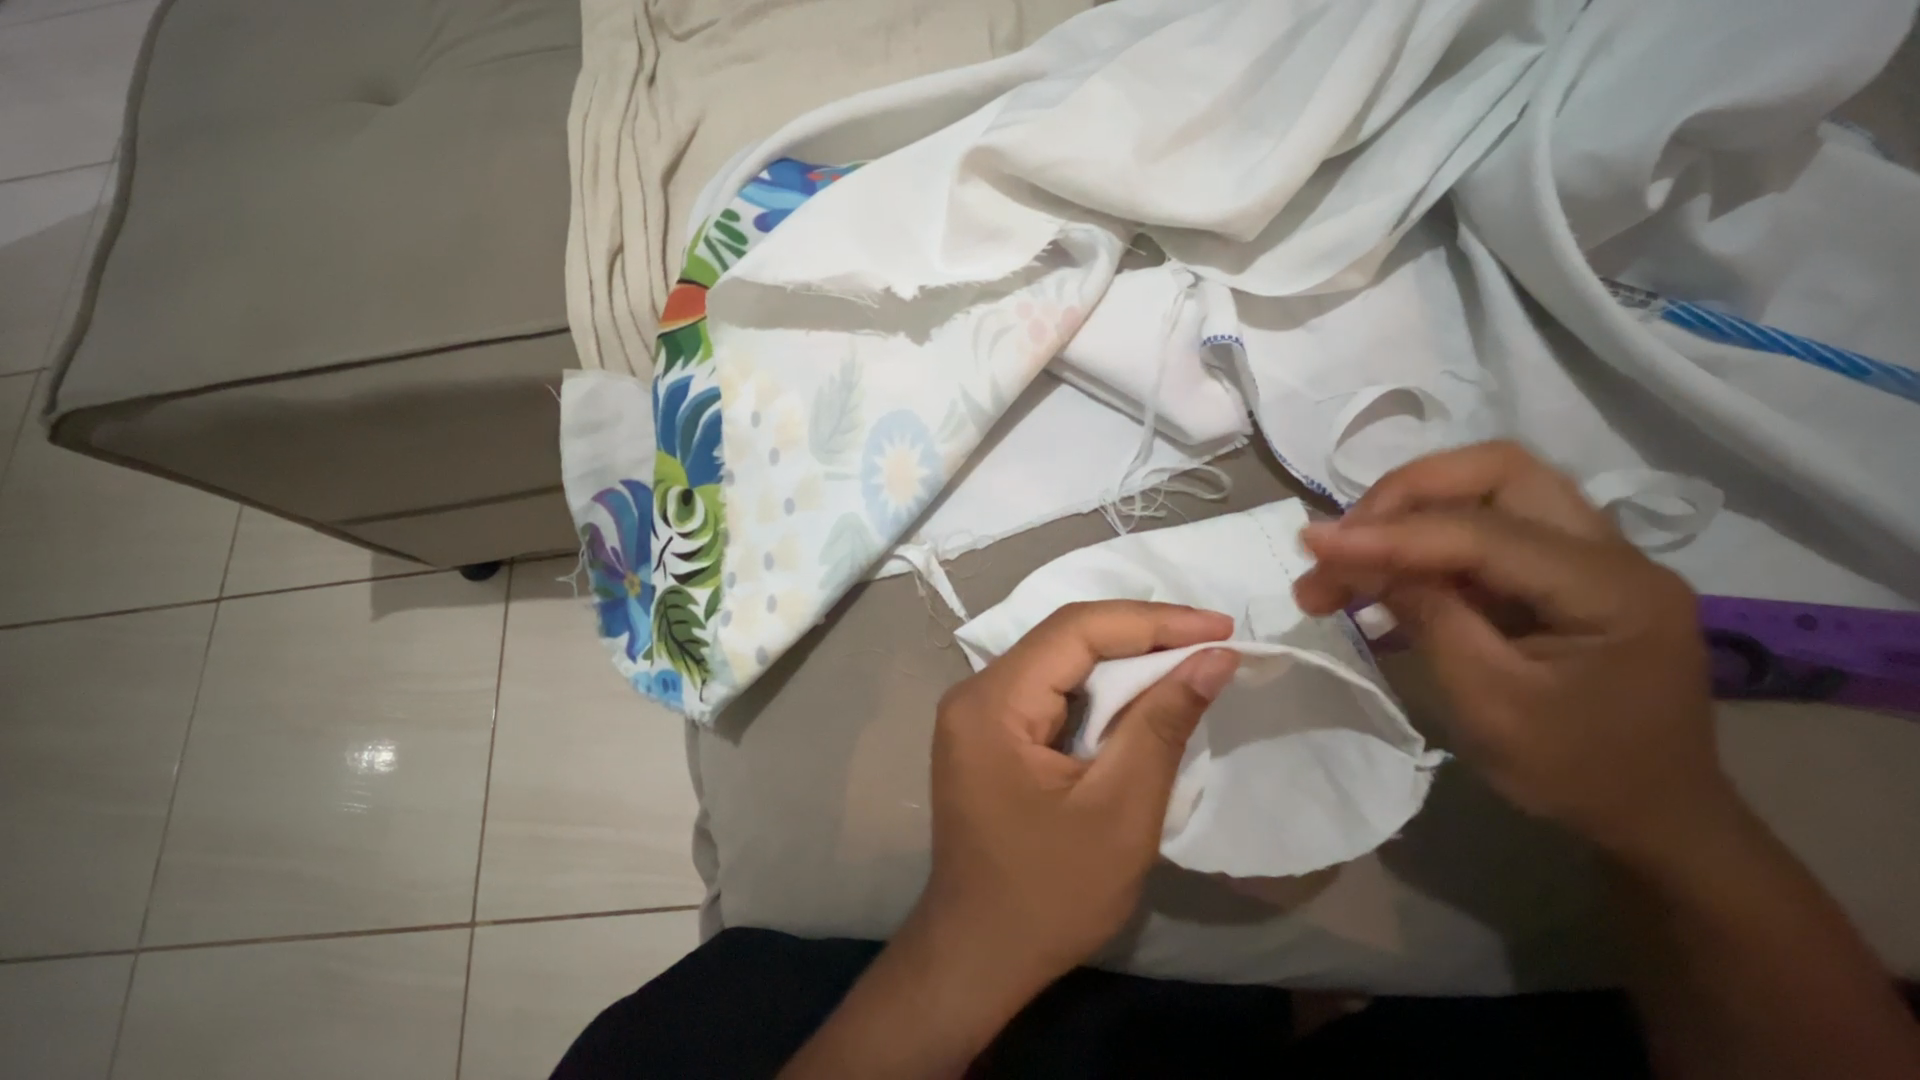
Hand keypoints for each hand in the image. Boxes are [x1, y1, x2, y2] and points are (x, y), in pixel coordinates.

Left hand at [921, 600, 1239, 990]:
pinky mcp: (988, 736)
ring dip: (1125, 661)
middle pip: (1065, 638)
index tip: (1221, 628)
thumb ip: (1163, 723)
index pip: (1076, 630)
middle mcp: (974, 694)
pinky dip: (1100, 692)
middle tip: (1213, 642)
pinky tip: (1143, 696)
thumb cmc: (1050, 894)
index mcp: (992, 703)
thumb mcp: (1121, 810)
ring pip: (1060, 662)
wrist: (980, 956)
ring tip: (1191, 661)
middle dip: (1143, 635)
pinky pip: (1050, 693)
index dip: (1153, 621)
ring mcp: (976, 715)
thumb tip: (1214, 657)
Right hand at [1291, 442, 1726, 861]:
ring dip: (1413, 512)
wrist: (1656, 816)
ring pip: (1493, 491)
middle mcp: (1612, 552)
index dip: (1390, 534)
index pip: (1483, 532)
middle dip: (1408, 493)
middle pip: (1499, 472)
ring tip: (1350, 559)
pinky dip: (1429, 544)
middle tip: (1346, 537)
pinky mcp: (1568, 574)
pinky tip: (1385, 579)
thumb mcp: (1490, 706)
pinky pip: (1491, 531)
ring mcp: (1594, 557)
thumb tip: (1357, 559)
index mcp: (1611, 589)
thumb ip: (1429, 619)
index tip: (1310, 543)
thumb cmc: (1576, 773)